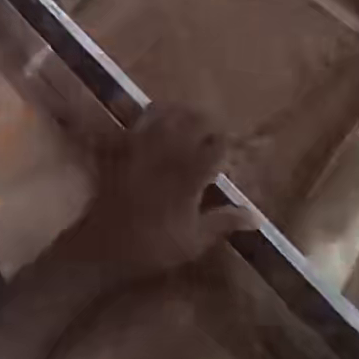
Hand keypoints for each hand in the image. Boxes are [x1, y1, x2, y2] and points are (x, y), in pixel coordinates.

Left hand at [65, 105, 253, 285]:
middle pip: (197, 119)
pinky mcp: (127, 142)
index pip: (219, 144)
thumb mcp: (193, 241)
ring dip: (188, 114)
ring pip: (173, 111)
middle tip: (218, 135)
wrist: (102, 246)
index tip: (236, 152)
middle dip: (212, 124)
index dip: (230, 144)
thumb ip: (224, 222)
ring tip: (195, 123)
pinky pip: (146, 115)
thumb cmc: (152, 246)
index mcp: (189, 174)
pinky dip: (161, 111)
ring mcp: (146, 143)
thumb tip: (256, 217)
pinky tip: (166, 119)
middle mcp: (169, 151)